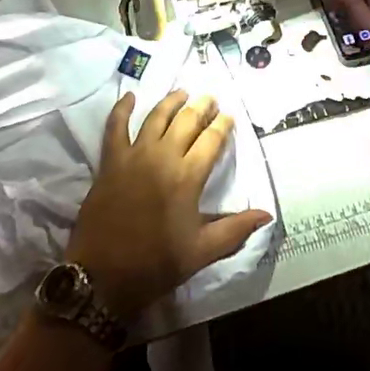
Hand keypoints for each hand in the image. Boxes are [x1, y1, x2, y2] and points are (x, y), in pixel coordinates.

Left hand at [67, 91, 272, 320]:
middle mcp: (163, 158)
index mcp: (188, 177)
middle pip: (186, 121)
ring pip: (155, 117)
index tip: (229, 116)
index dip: (223, 125)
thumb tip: (267, 214)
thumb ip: (236, 229)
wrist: (102, 277)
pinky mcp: (110, 162)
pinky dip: (122, 110)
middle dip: (202, 107)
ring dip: (171, 102)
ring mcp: (133, 156)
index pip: (212, 139)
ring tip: (182, 92)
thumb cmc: (156, 264)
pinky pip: (115, 128)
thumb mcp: (202, 251)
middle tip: (211, 99)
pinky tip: (130, 97)